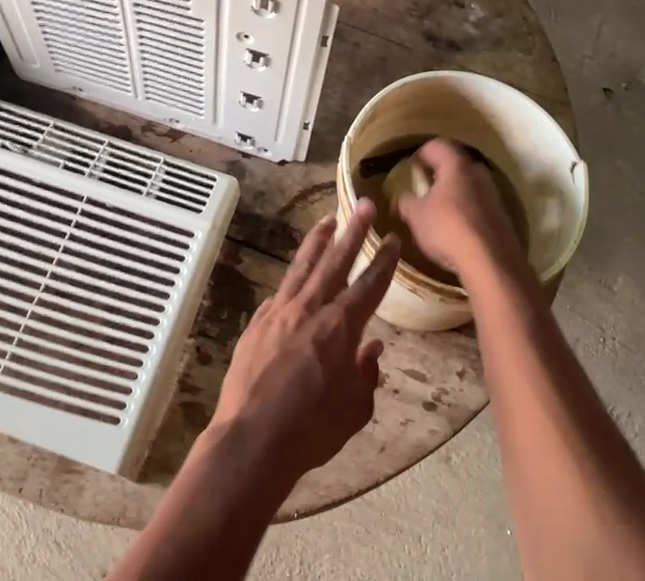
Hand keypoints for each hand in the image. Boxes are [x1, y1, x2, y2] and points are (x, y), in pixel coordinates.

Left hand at [209, 198, 401, 483]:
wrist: (252, 439)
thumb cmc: (312, 429)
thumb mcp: (355, 408)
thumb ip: (366, 374)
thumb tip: (370, 349)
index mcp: (341, 327)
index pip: (369, 285)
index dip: (384, 261)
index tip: (393, 238)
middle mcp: (310, 309)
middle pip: (336, 261)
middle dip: (353, 231)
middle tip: (364, 205)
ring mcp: (279, 313)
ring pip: (302, 267)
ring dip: (317, 242)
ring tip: (327, 221)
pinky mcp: (256, 324)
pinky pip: (279, 294)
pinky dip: (292, 282)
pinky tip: (295, 278)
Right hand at [394, 138, 524, 282]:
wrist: (491, 263)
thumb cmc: (448, 229)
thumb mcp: (415, 216)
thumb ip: (405, 201)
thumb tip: (404, 197)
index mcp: (456, 165)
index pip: (436, 145)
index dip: (420, 154)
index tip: (411, 169)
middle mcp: (478, 172)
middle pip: (454, 164)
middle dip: (437, 174)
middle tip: (422, 190)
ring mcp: (493, 194)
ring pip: (468, 185)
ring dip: (453, 193)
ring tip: (438, 212)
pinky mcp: (501, 215)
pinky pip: (478, 204)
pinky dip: (465, 210)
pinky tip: (456, 229)